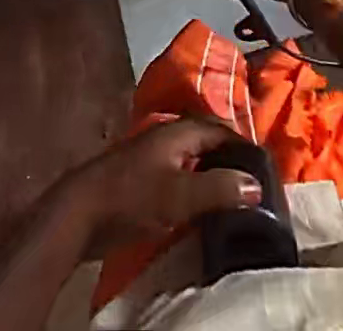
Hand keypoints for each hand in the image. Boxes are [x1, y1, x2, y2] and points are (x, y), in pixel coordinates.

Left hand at [56, 117, 262, 257]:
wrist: (78, 213)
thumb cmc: (131, 198)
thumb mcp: (180, 196)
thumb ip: (218, 188)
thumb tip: (256, 185)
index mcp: (178, 131)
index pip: (220, 129)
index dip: (242, 144)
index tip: (264, 164)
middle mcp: (165, 136)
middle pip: (204, 138)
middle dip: (228, 153)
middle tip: (251, 177)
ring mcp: (150, 155)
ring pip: (190, 155)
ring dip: (210, 168)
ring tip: (231, 190)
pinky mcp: (139, 176)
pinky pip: (177, 171)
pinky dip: (193, 180)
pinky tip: (199, 201)